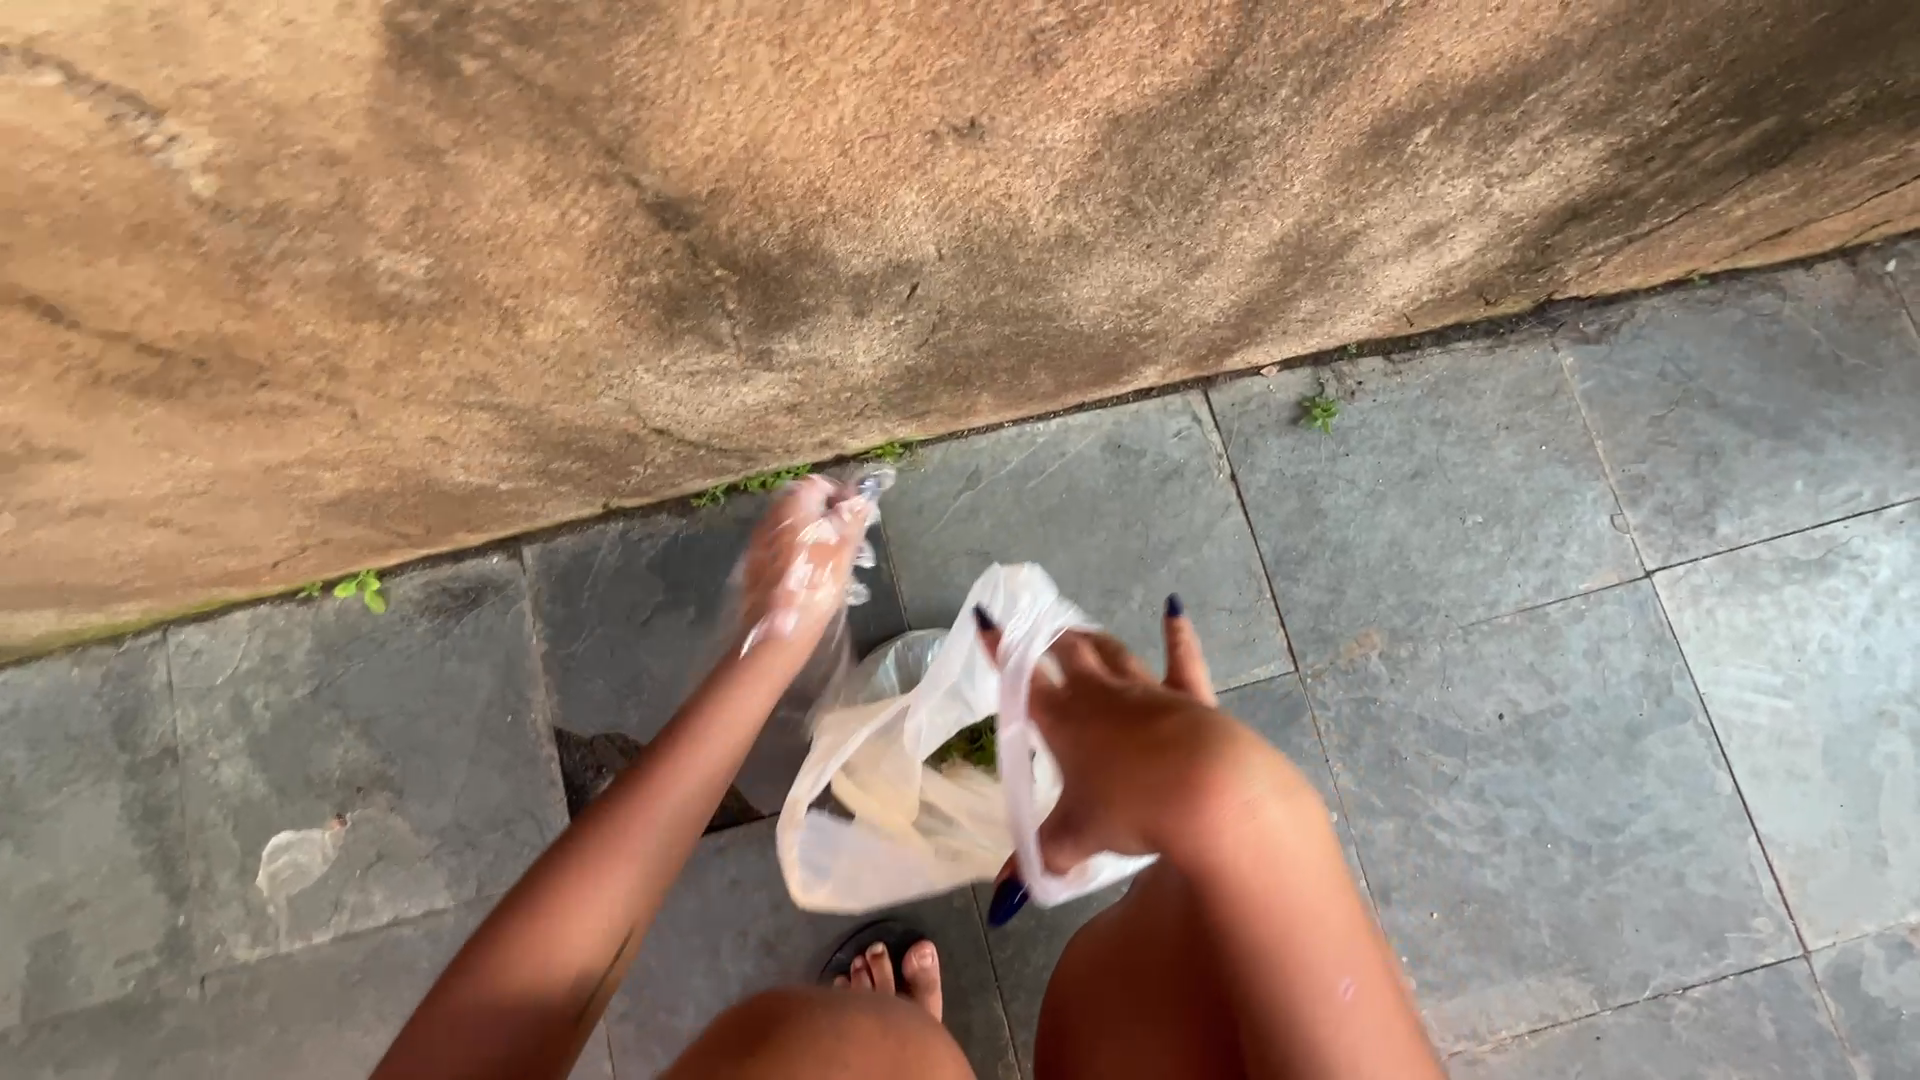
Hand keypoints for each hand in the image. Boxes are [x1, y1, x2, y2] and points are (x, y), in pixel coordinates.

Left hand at [733, 475, 873, 670]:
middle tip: (855, 546)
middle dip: (833, 523)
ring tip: (843, 568)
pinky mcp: (756, 566)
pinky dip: (804, 558)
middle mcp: (771, 517)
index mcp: (793, 505)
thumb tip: (861, 493)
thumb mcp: (845, 546)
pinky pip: (785, 551)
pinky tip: (819, 580)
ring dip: (821, 542)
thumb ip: (853, 514)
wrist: (779, 627)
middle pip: (807, 508)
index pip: (819, 484)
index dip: (842, 497)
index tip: (859, 518)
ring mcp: (760, 542)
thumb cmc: (817, 581)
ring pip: (797, 531)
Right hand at [976, 601, 1322, 873]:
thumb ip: (1038, 861)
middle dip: (1047, 639)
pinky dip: (1177, 632)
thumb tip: (1004, 900)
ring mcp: (1145, 689)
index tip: (986, 620)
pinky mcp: (1189, 694)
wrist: (1205, 792)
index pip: (1022, 678)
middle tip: (1038, 631)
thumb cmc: (1130, 810)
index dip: (1001, 650)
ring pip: (1112, 651)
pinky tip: (1175, 607)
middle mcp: (1099, 694)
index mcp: (1063, 720)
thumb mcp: (1074, 840)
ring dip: (1091, 637)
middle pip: (1066, 652)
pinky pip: (1181, 657)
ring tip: (1077, 629)